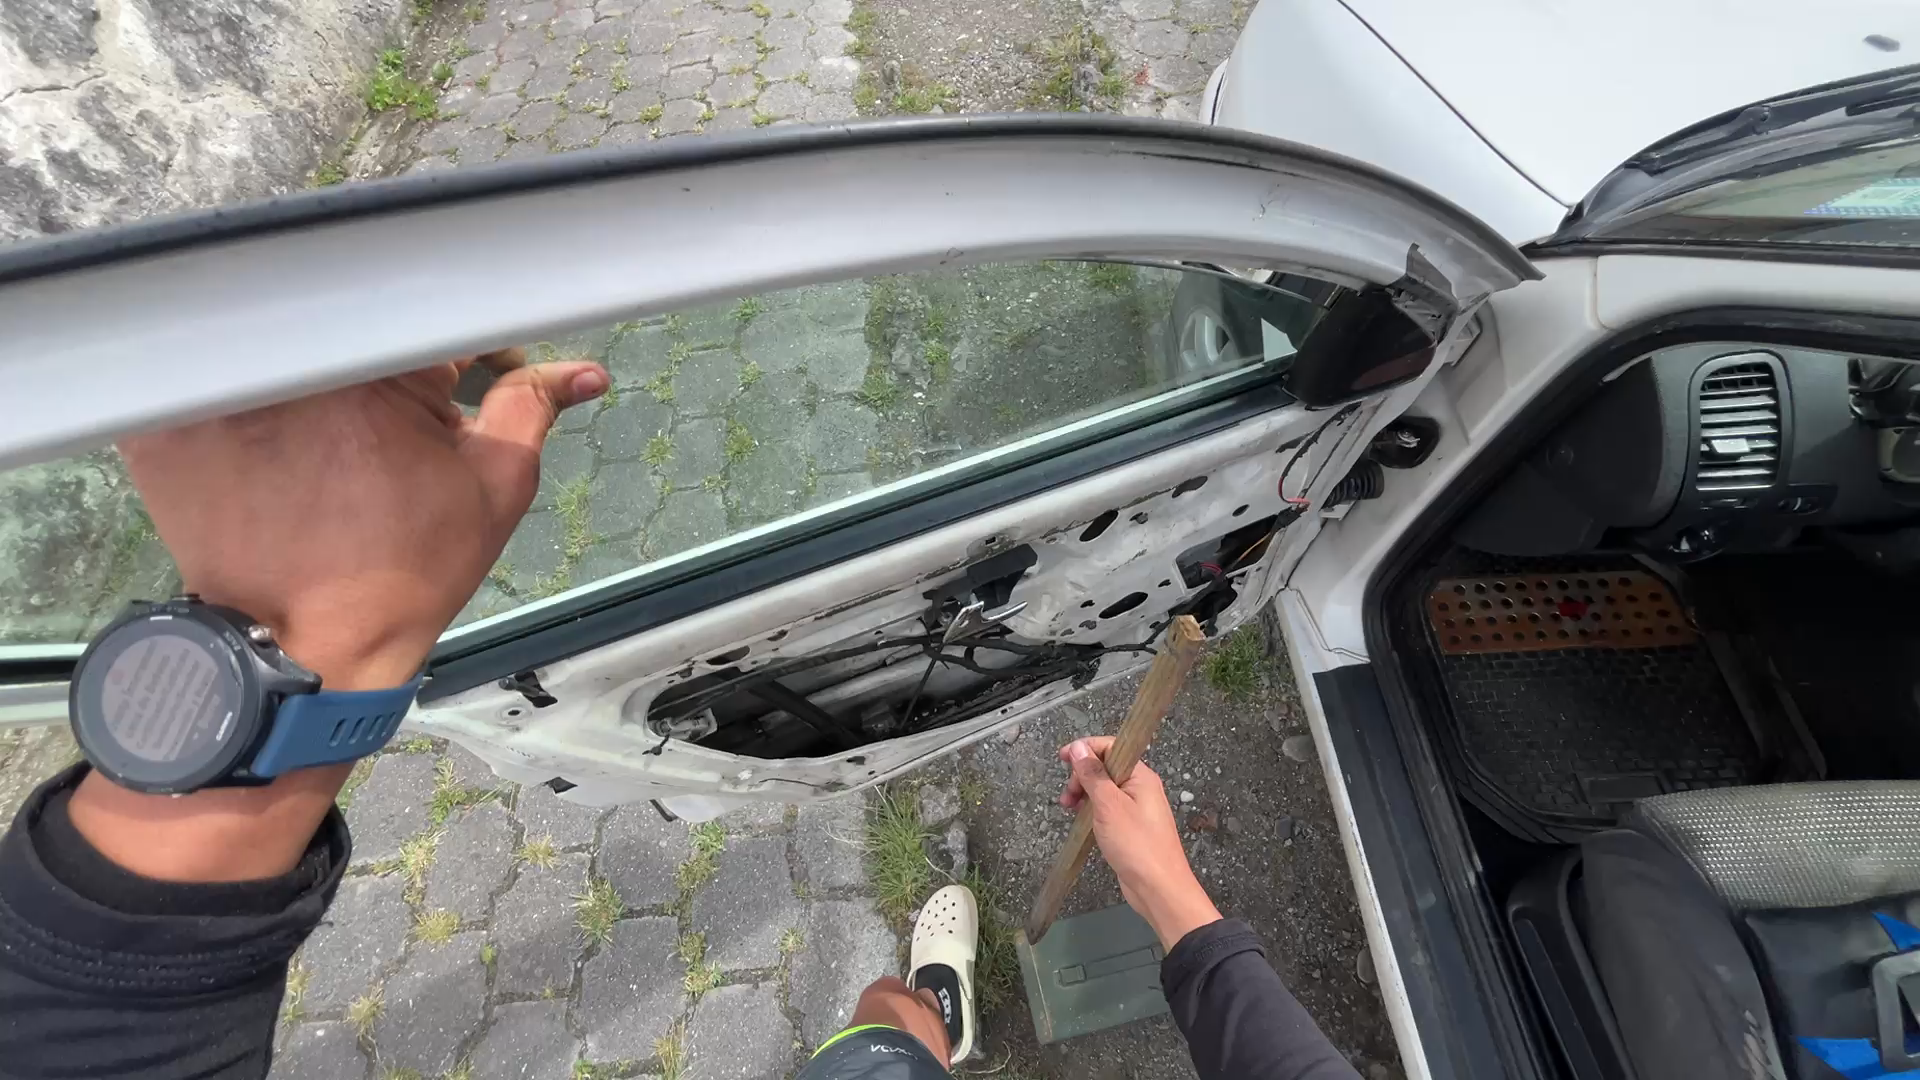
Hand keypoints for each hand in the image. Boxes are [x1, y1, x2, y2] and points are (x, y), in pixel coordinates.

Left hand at [68, 353, 607, 881]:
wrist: (310, 642)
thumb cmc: (418, 564)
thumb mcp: (499, 482)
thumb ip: (534, 408)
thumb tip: (584, 375)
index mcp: (380, 378)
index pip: (441, 323)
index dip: (476, 348)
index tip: (486, 381)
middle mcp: (289, 368)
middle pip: (365, 330)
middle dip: (408, 364)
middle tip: (425, 417)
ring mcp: (216, 392)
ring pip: (301, 350)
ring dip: (345, 377)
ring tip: (363, 436)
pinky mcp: (164, 420)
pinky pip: (236, 379)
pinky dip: (277, 398)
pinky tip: (302, 445)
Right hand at [1059, 737, 1221, 949]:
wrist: (1159, 890)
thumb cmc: (1136, 845)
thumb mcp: (1109, 805)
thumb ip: (1093, 774)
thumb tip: (1079, 747)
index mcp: (1140, 775)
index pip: (1111, 747)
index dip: (1085, 749)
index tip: (1063, 758)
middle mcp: (1140, 787)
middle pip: (1105, 767)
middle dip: (1081, 775)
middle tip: (1067, 795)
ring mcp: (1136, 808)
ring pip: (1104, 789)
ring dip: (1083, 793)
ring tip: (1068, 808)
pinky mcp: (1130, 826)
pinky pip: (1107, 808)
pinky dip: (1091, 810)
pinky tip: (1080, 820)